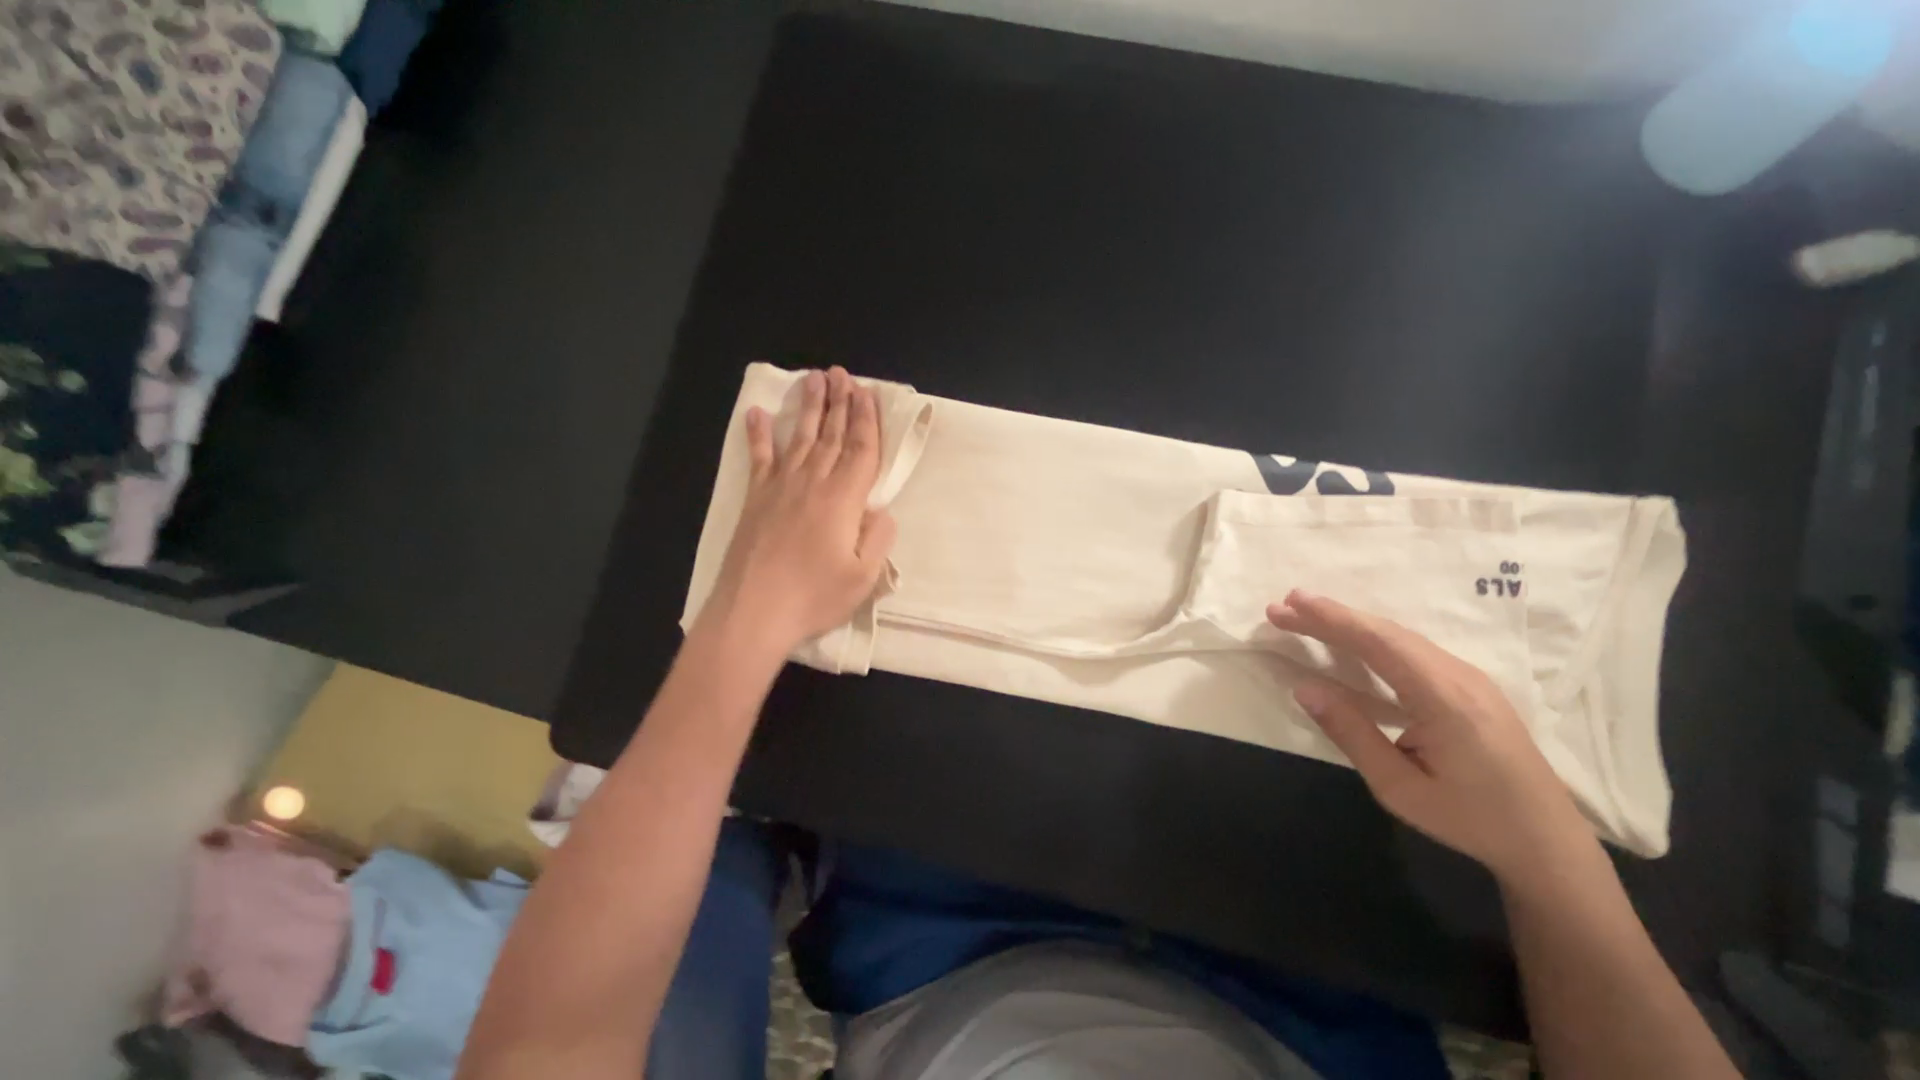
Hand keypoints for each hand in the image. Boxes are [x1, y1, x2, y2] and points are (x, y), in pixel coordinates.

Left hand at [698, 367, 897, 655]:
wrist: (753, 610)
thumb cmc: (813, 597)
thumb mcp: (863, 577)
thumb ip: (878, 539)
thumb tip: (881, 510)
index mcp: (843, 499)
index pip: (860, 449)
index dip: (866, 419)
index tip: (867, 393)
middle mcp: (812, 483)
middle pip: (830, 434)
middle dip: (839, 402)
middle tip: (842, 373)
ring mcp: (780, 488)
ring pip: (799, 437)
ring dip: (808, 407)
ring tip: (813, 379)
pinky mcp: (756, 499)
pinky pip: (760, 457)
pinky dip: (758, 434)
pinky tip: (756, 413)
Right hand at [1267, 589, 1594, 883]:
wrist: (1545, 839)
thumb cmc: (1470, 819)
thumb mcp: (1399, 787)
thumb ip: (1352, 733)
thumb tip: (1305, 688)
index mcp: (1444, 698)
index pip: (1377, 643)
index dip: (1328, 621)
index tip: (1285, 607)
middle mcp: (1460, 676)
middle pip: (1388, 632)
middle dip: (1332, 616)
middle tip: (1283, 606)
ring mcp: (1470, 678)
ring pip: (1403, 638)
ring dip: (1353, 625)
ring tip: (1307, 616)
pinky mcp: (1472, 687)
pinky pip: (1415, 651)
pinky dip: (1375, 639)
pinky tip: (1353, 641)